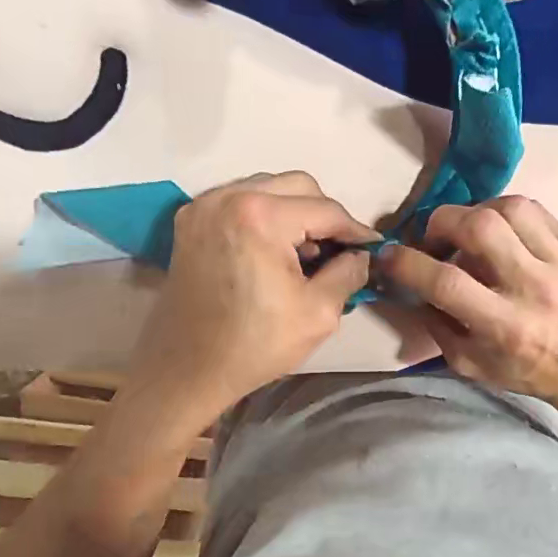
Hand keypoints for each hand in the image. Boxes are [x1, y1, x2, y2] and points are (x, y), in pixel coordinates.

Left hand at [124, 172, 380, 424]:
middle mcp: (228, 197)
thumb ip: (348, 273)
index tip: (372, 247)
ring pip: (267, 188)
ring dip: (293, 213)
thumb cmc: (254, 345)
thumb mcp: (319, 314)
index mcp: (260, 216)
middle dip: (323, 216)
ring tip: (304, 253)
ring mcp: (203, 206)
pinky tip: (272, 250)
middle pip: (297, 186)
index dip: (354, 230)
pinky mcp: (190, 222)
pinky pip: (240, 202)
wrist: (185, 370)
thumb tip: (359, 255)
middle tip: (337, 252)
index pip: (325, 209)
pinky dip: (263, 217)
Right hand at [377, 196, 557, 422]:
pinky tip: (497, 229)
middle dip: (441, 223)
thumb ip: (435, 322)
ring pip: (508, 208)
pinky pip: (532, 209)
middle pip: (480, 228)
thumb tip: (410, 280)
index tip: (388, 255)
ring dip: (475, 212)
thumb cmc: (518, 367)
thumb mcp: (465, 362)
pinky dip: (504, 212)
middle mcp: (533, 289)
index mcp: (503, 326)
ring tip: (466, 230)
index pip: (447, 282)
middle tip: (433, 238)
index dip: (408, 263)